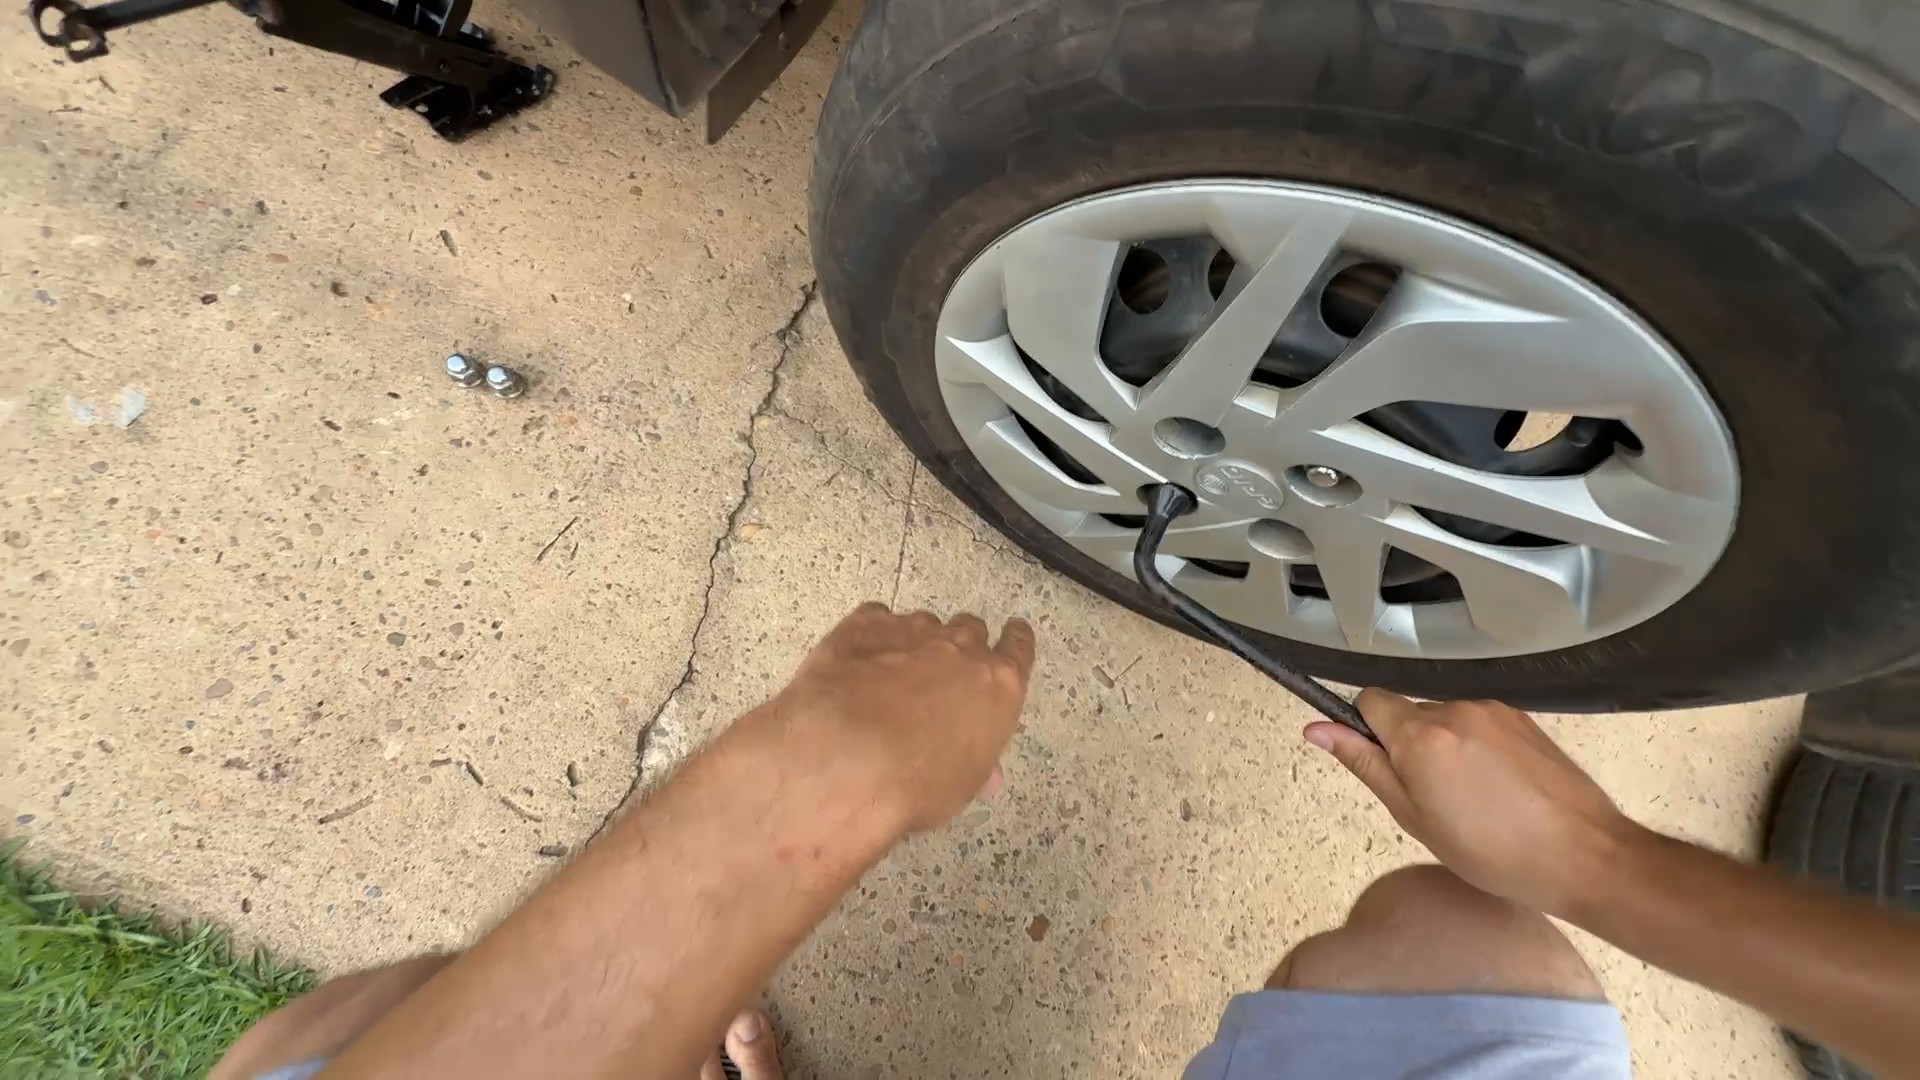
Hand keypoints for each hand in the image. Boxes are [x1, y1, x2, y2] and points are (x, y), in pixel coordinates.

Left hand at [770, 603, 1035, 831]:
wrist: (845, 760)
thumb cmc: (915, 786)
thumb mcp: (962, 785)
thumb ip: (979, 761)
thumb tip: (988, 773)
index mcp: (998, 683)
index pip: (1019, 646)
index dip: (1015, 641)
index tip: (1011, 636)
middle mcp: (962, 647)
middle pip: (971, 630)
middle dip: (960, 649)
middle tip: (940, 678)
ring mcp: (913, 629)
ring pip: (924, 625)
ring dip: (915, 644)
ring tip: (890, 677)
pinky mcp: (865, 625)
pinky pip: (877, 619)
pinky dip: (873, 636)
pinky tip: (858, 663)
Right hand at [1305, 688, 1642, 915]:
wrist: (1591, 859)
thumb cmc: (1490, 851)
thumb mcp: (1412, 816)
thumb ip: (1363, 763)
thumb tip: (1314, 728)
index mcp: (1419, 734)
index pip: (1369, 700)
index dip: (1367, 730)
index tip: (1388, 767)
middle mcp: (1452, 709)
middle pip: (1406, 711)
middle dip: (1408, 743)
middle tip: (1434, 795)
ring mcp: (1492, 710)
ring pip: (1442, 718)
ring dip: (1443, 744)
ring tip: (1474, 795)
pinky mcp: (1523, 718)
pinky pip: (1476, 721)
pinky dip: (1475, 744)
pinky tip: (1500, 785)